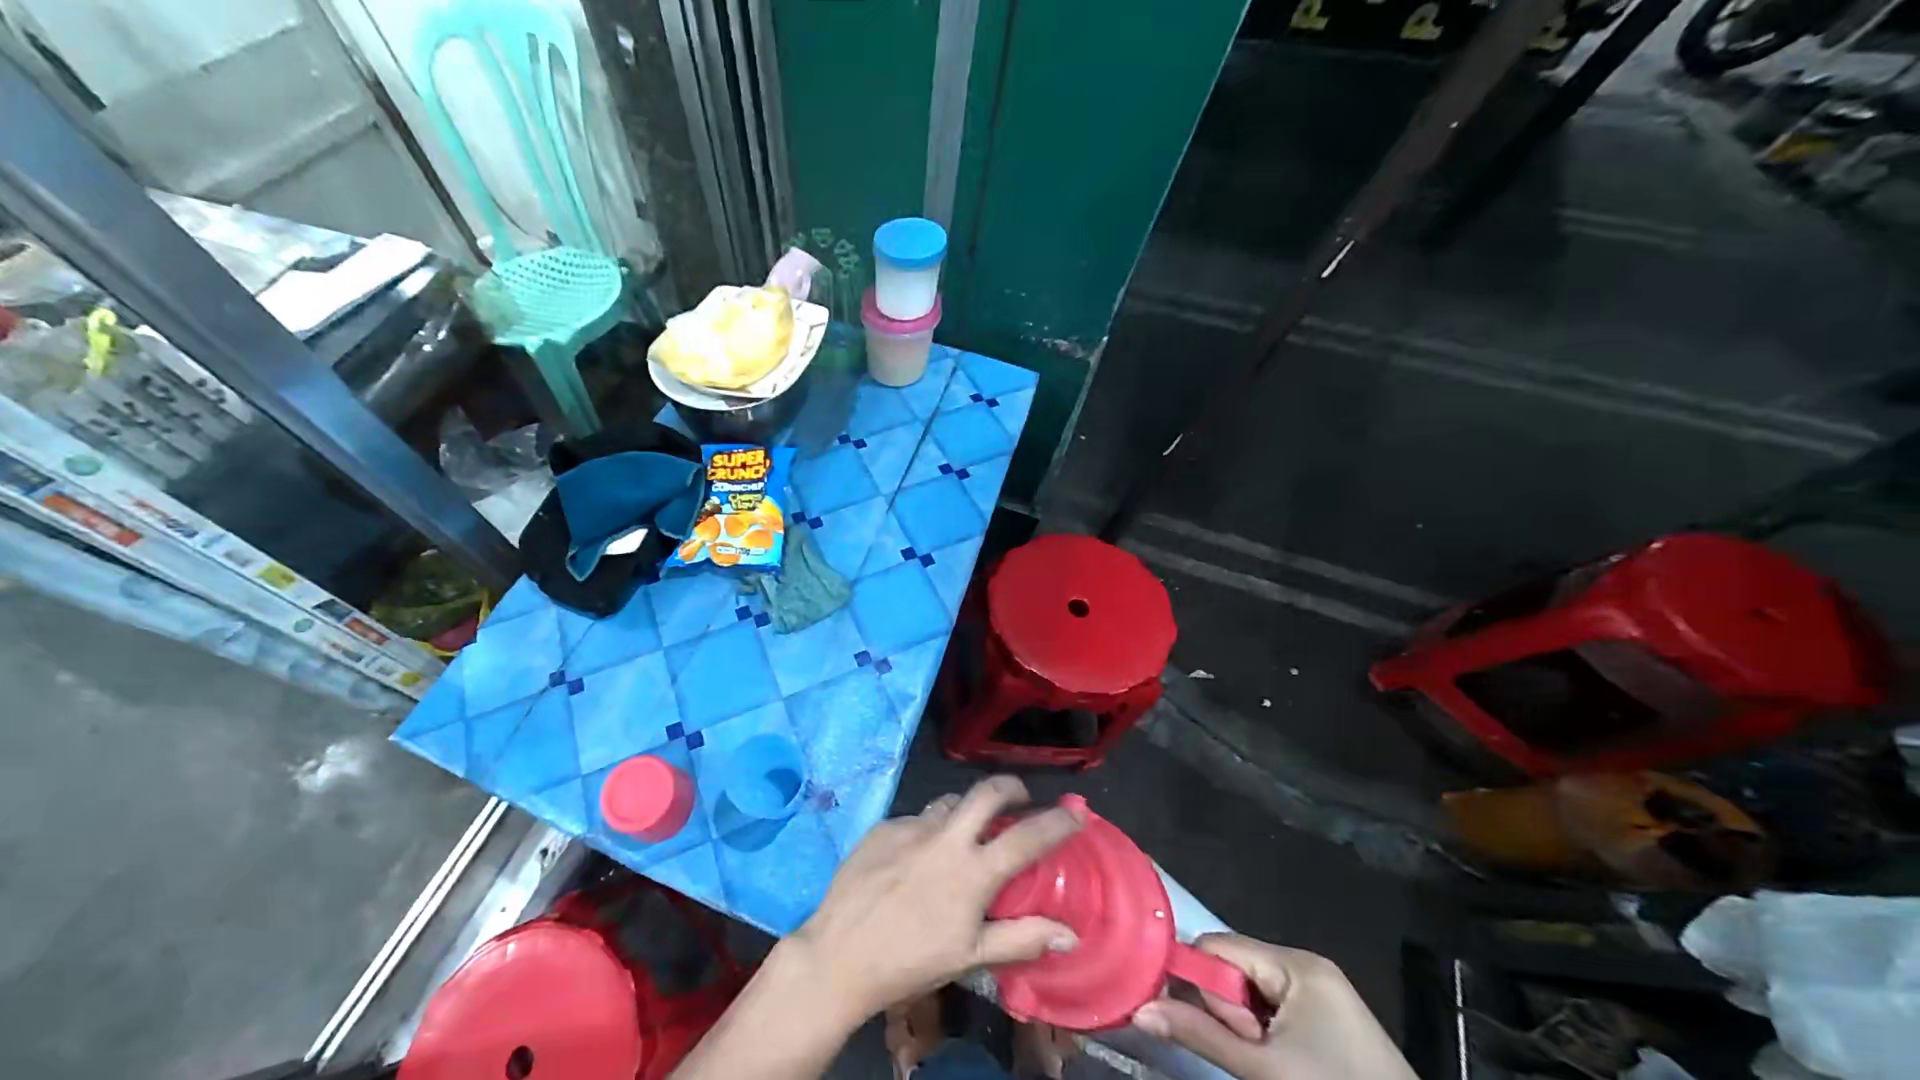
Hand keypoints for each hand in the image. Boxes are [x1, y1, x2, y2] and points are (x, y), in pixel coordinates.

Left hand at [786, 776, 1084, 1021]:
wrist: (837, 956)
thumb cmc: (909, 962)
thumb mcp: (969, 956)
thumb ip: (1022, 939)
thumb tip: (1071, 934)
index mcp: (972, 872)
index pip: (1027, 836)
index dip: (1058, 821)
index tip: (1077, 811)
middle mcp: (945, 838)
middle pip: (988, 791)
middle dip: (1012, 787)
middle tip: (1021, 799)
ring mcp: (911, 827)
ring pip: (949, 803)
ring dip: (966, 811)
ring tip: (966, 834)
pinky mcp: (883, 827)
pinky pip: (916, 820)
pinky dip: (928, 831)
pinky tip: (918, 858)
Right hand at [1132, 935, 1415, 1079]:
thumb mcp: (1263, 1069)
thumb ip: (1200, 1034)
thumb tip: (1140, 1010)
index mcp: (1296, 964)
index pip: (1219, 947)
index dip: (1197, 979)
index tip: (1188, 1017)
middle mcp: (1306, 964)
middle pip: (1234, 967)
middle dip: (1225, 1008)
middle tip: (1245, 1052)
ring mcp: (1319, 990)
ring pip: (1250, 991)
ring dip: (1241, 1024)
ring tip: (1261, 1061)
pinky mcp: (1326, 1016)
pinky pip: (1272, 1008)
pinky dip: (1260, 1032)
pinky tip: (1271, 1060)